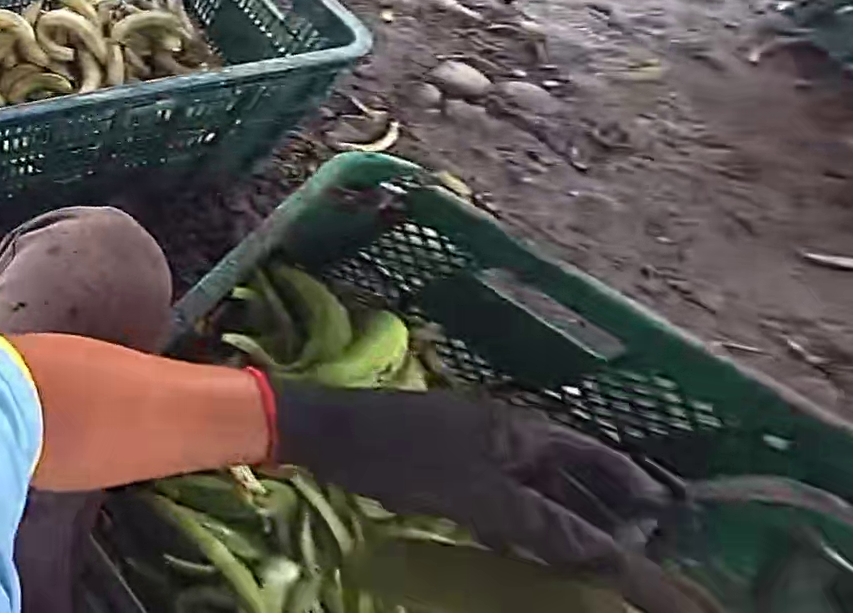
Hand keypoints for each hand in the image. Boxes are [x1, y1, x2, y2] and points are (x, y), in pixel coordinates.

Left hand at [271, 380, 719, 612]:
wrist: (318, 428)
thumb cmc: (396, 456)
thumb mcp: (483, 500)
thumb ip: (557, 532)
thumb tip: (638, 571)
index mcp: (516, 428)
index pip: (603, 460)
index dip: (643, 499)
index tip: (679, 545)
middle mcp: (497, 426)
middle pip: (572, 471)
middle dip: (608, 516)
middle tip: (640, 569)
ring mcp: (464, 435)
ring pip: (533, 479)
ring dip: (564, 518)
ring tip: (594, 568)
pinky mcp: (437, 450)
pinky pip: (496, 483)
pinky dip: (519, 514)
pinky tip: (526, 547)